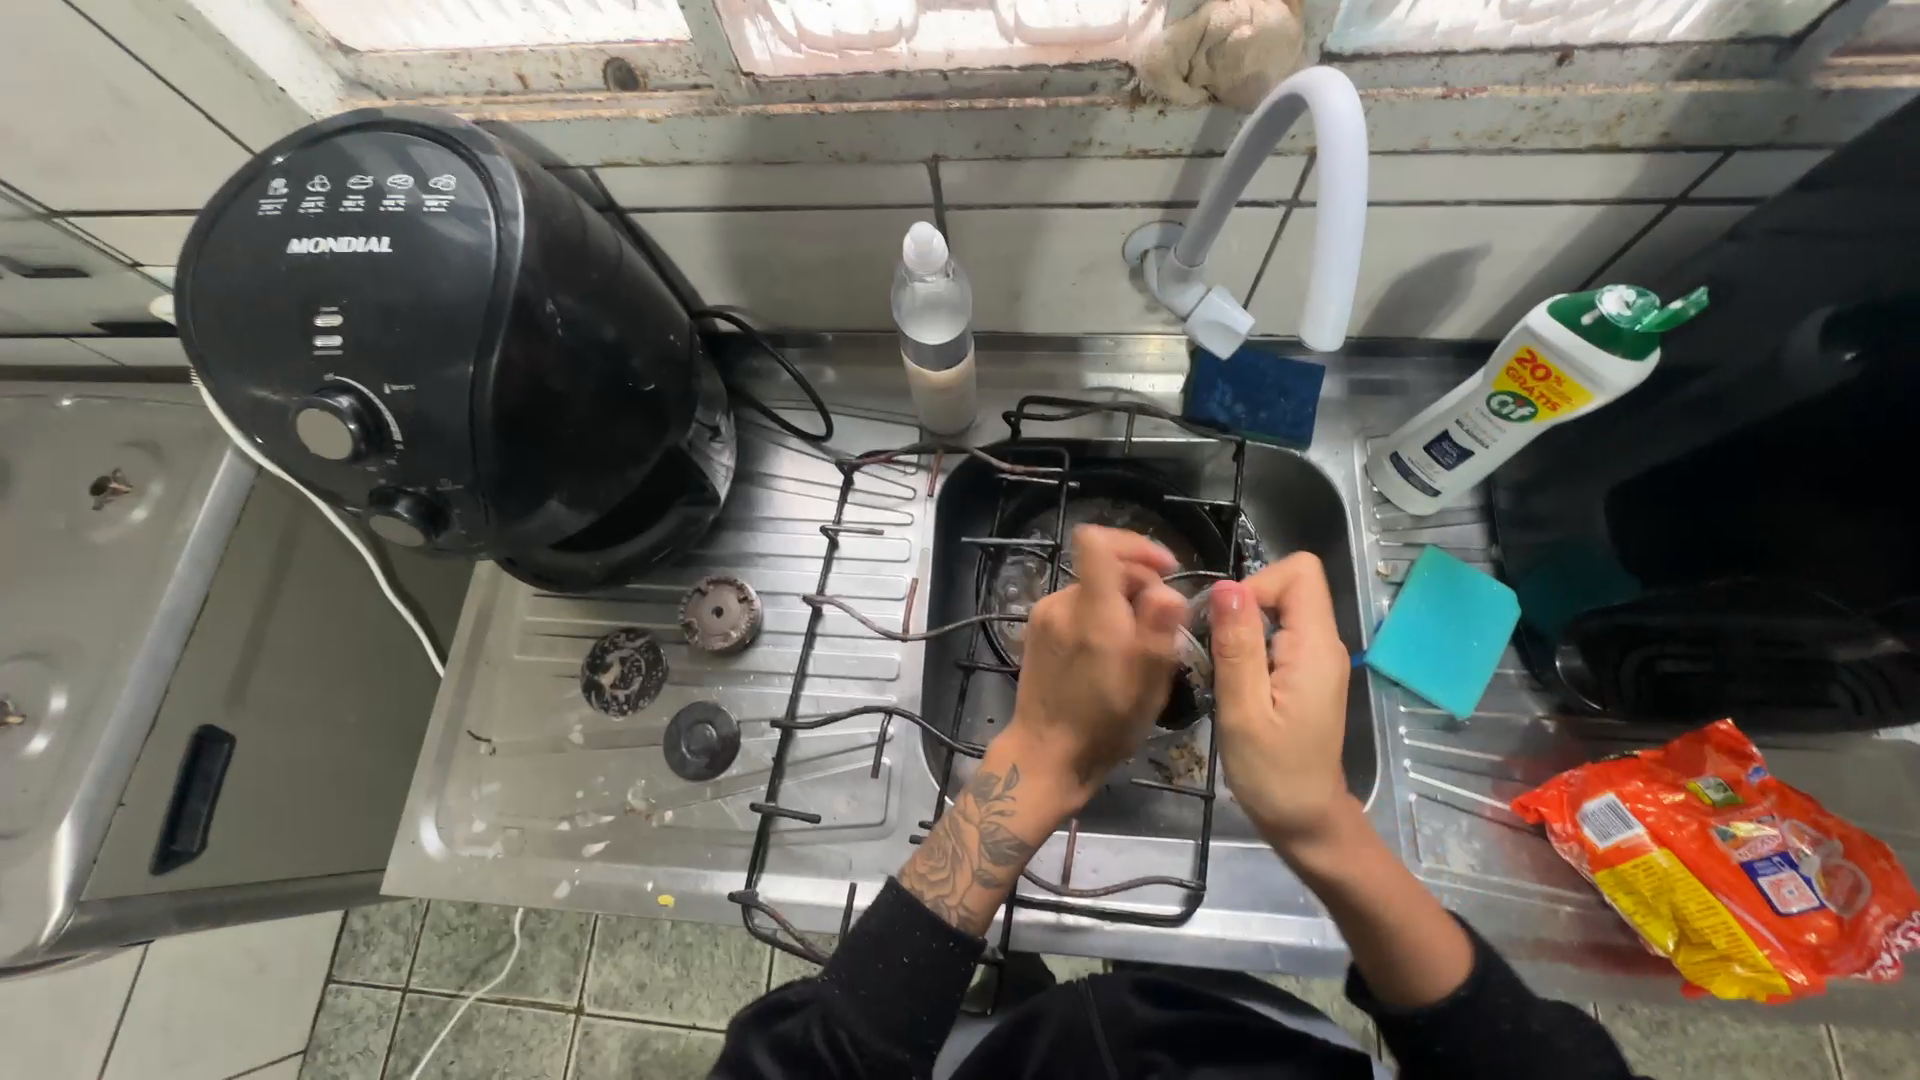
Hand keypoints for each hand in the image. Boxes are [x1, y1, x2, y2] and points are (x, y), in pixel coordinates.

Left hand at [1003, 525, 1189, 805]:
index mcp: (1091, 612)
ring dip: (1122, 603)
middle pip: (1105, 565)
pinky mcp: (1038, 630)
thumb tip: (1167, 591)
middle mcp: (1062, 603)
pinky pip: (1078, 606)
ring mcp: (1045, 615)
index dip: (1136, 544)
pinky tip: (1113, 651)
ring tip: (1141, 643)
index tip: (1166, 569)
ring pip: (1094, 587)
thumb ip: (1160, 629)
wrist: (1045, 754)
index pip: (1097, 542)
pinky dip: (1101, 615)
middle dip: (1140, 583)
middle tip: (1162, 624)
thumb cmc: (1103, 724)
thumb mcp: (1148, 684)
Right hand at [1208, 553, 1355, 850]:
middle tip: (1217, 649)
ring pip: (1279, 609)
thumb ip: (1237, 646)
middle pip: (1288, 586)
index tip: (1227, 626)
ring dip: (1242, 628)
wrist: (1304, 819)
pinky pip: (1277, 634)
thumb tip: (1226, 587)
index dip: (1257, 585)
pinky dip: (1249, 646)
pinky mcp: (1305, 674)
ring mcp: (1317, 659)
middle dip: (1244, 605)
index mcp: (1315, 648)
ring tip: (1221, 669)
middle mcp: (1324, 644)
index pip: (1298, 572)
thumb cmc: (1272, 772)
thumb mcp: (1244, 711)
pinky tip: (1234, 682)